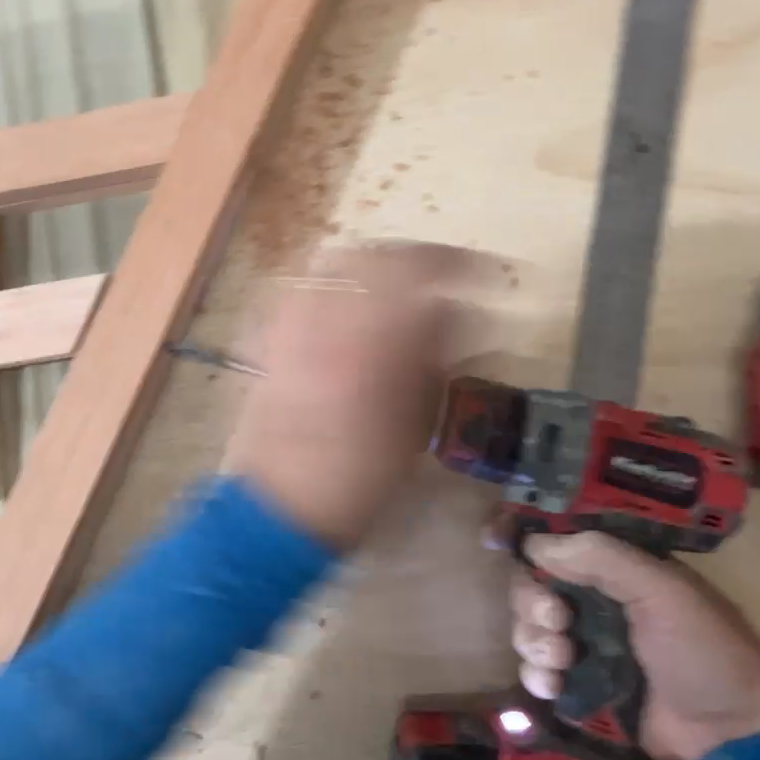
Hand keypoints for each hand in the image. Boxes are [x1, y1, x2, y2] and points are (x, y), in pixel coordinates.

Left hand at [225, 242, 463, 550]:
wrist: (281, 502)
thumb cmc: (360, 476)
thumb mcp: (416, 423)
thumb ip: (436, 360)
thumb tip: (460, 319)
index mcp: (375, 338)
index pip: (423, 273)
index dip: (461, 266)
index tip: (487, 275)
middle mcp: (331, 316)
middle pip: (377, 256)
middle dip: (417, 259)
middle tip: (444, 278)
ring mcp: (295, 322)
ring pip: (337, 265)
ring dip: (376, 266)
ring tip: (400, 288)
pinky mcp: (271, 336)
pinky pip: (305, 290)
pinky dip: (335, 286)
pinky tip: (351, 308)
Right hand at [511, 532, 759, 759]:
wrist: (732, 739)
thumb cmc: (706, 651)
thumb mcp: (665, 592)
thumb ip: (603, 558)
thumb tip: (535, 544)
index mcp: (616, 566)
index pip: (558, 535)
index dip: (523, 532)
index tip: (493, 537)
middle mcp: (592, 596)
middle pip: (530, 579)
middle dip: (530, 599)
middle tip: (555, 620)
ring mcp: (582, 640)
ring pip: (526, 622)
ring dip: (533, 638)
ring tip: (562, 660)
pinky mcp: (575, 682)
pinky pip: (533, 666)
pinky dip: (536, 674)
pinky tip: (554, 685)